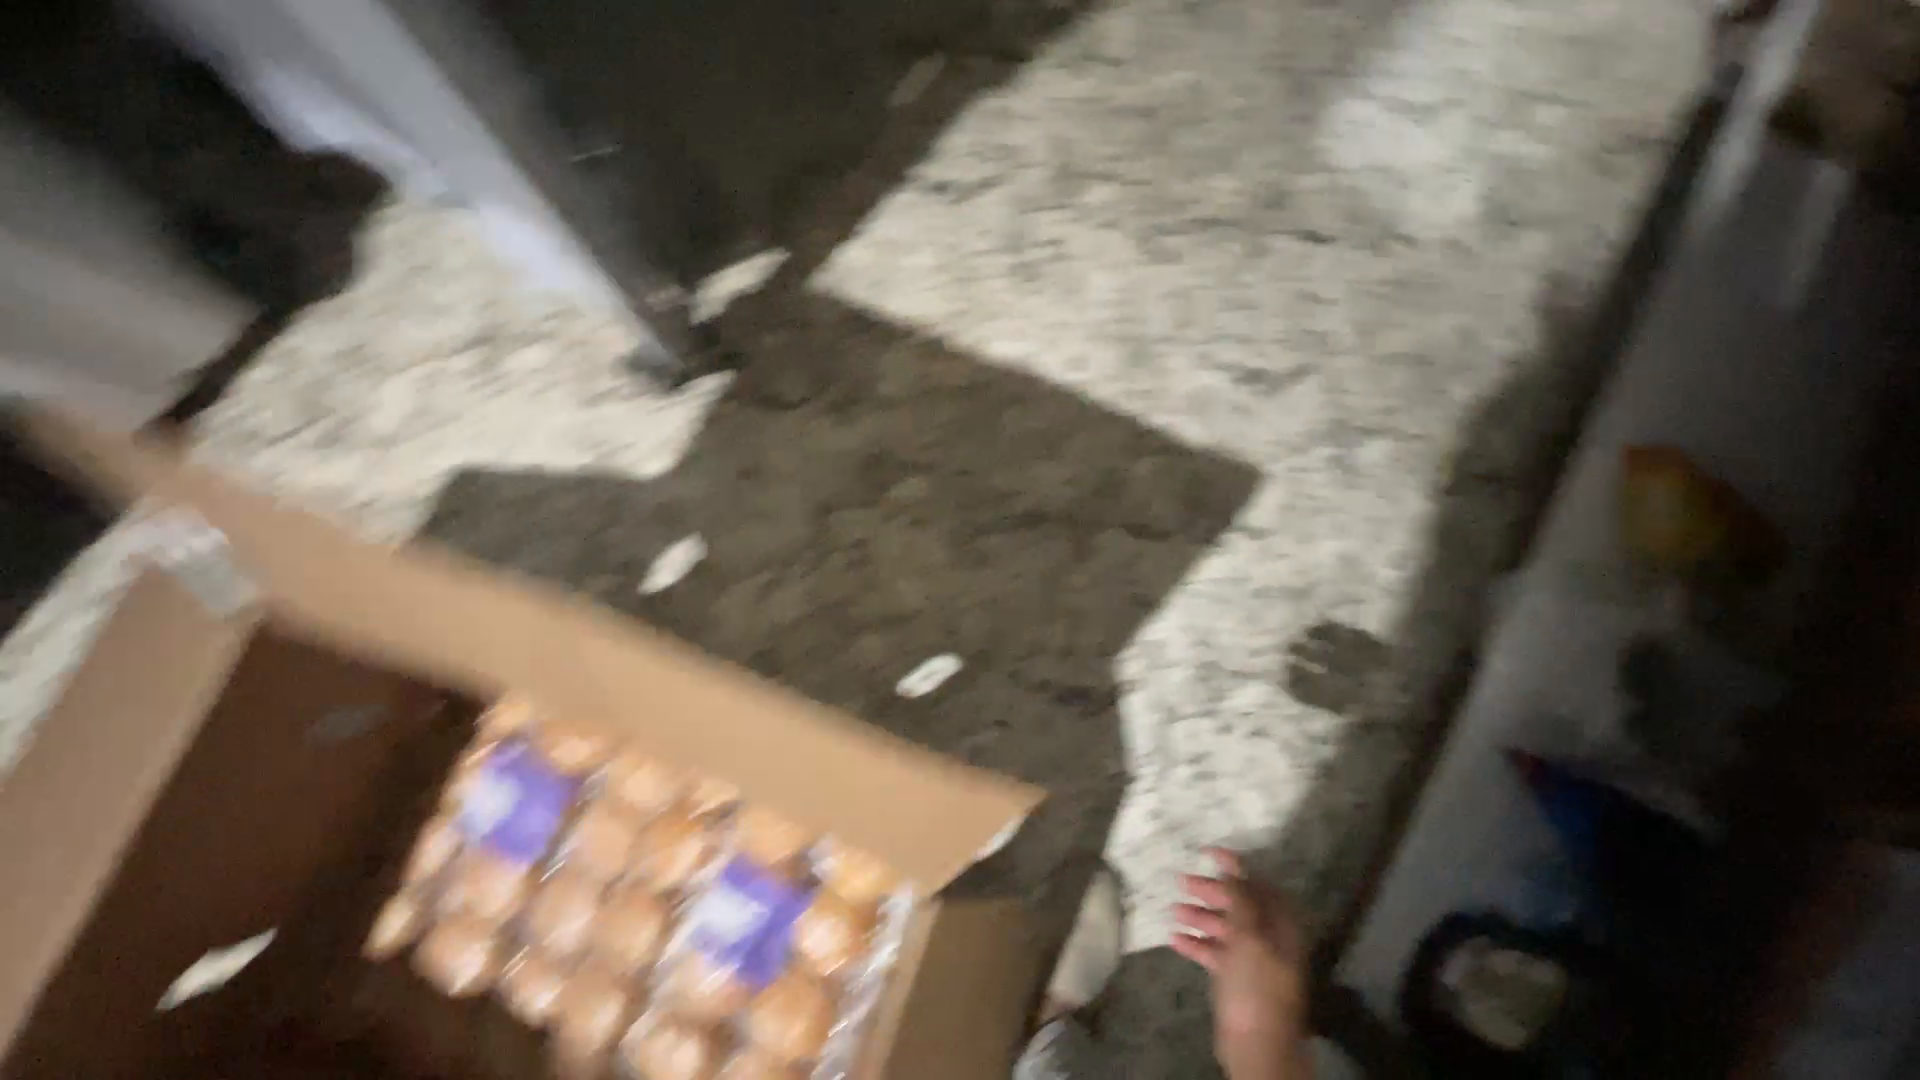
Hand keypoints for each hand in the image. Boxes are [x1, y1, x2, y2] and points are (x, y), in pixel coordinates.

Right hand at [1170, 848, 1311, 1079]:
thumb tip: (1234, 864)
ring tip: (1174, 910)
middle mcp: (1270, 939)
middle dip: (1212, 892)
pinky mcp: (1237, 980)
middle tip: (1183, 881)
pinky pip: (1216, 954)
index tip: (1208, 852)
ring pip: (1225, 929)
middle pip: (1240, 906)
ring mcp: (1254, 961)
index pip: (1260, 885)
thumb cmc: (1256, 985)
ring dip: (1200, 917)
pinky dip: (1197, 944)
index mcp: (1280, 926)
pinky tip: (1175, 940)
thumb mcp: (1248, 936)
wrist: (1258, 1047)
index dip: (1236, 867)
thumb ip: (1241, 898)